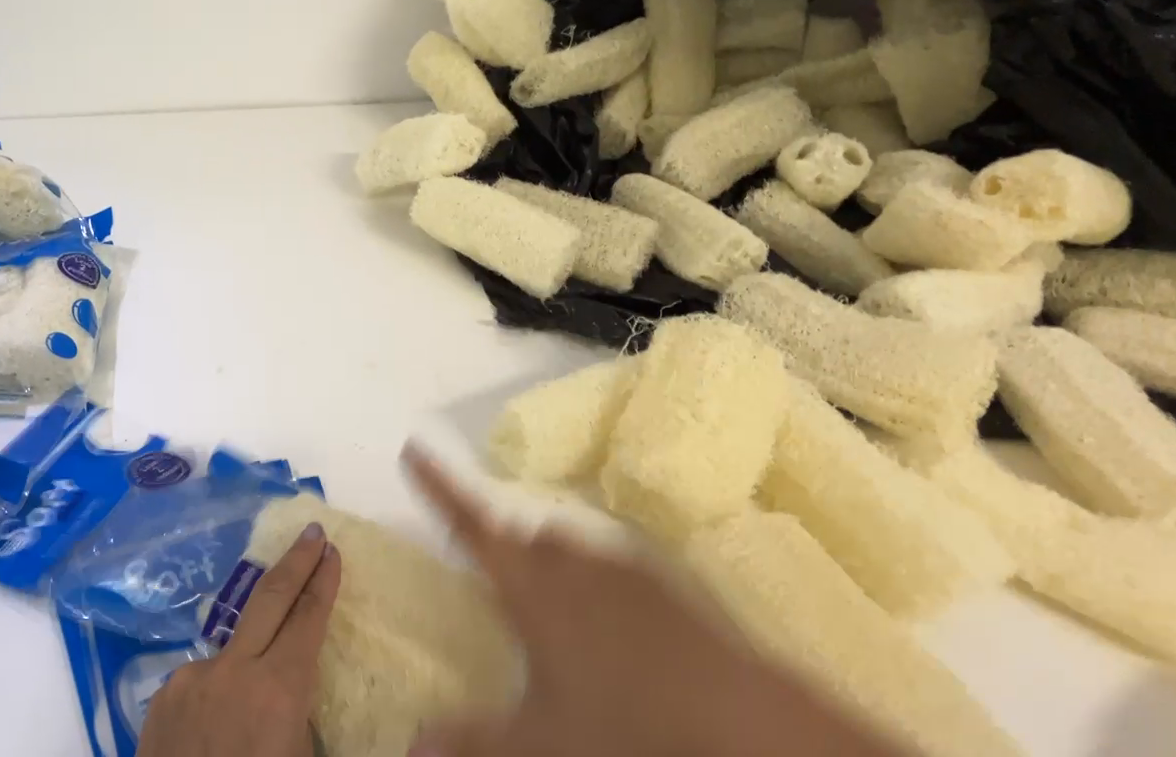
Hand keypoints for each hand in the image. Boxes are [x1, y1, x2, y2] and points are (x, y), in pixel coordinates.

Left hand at [137, 521, 341, 756]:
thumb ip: (312, 727)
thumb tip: (310, 703)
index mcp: (278, 692)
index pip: (307, 620)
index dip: (323, 583)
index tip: (333, 551)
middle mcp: (233, 671)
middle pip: (269, 599)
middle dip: (295, 562)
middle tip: (313, 533)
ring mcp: (192, 679)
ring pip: (233, 649)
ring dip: (253, 653)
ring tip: (260, 708)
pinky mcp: (162, 696)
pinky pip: (203, 682)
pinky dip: (220, 692)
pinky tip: (221, 731)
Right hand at [401, 446, 907, 756]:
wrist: (763, 739)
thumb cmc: (631, 730)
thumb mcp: (540, 746)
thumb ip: (472, 741)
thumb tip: (411, 742)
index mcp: (535, 586)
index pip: (472, 523)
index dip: (440, 488)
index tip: (412, 448)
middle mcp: (580, 566)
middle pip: (529, 532)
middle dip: (502, 537)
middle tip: (487, 561)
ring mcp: (635, 578)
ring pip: (575, 549)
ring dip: (551, 559)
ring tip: (544, 593)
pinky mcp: (680, 599)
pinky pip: (618, 573)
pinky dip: (597, 584)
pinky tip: (613, 627)